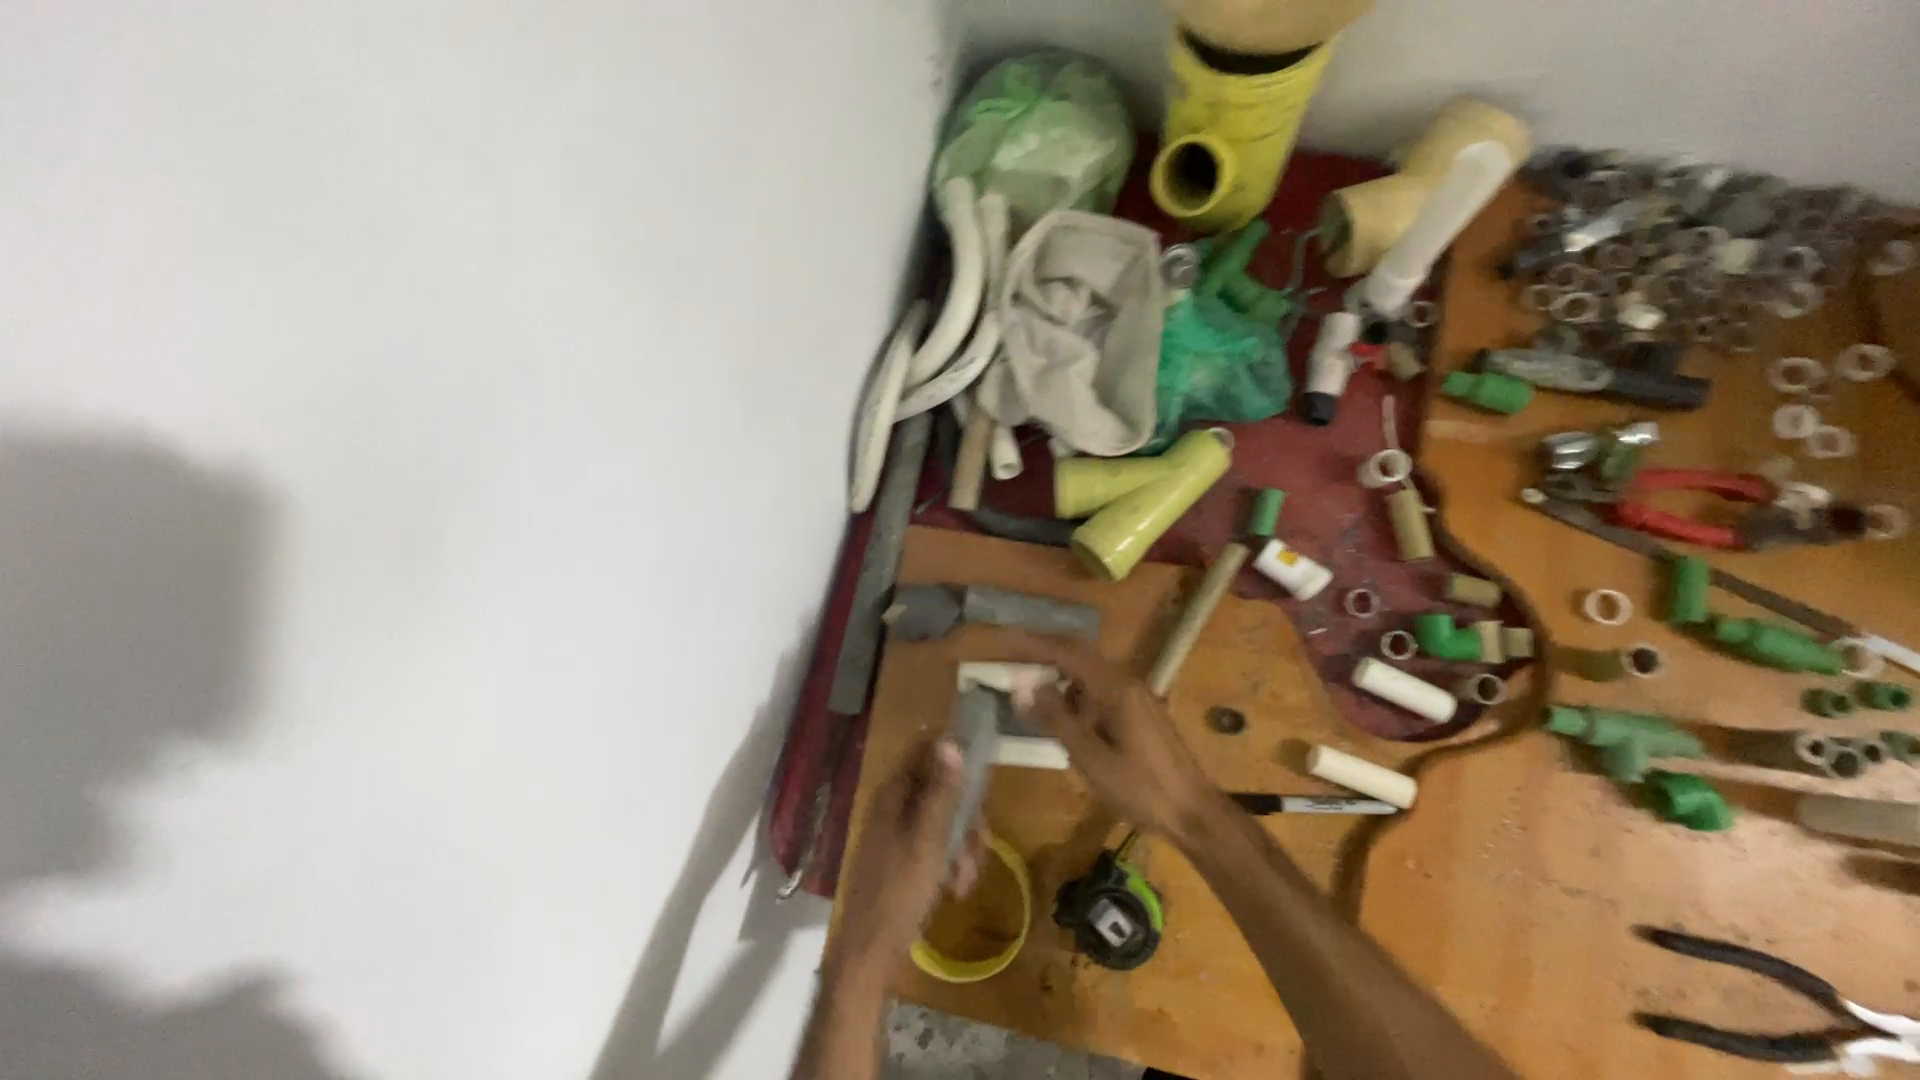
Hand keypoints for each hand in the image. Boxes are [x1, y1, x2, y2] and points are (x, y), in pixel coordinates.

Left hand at [833, 739, 985, 970]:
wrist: (871, 950)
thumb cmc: (900, 891)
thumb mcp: (929, 839)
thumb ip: (941, 791)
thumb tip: (950, 741)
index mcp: (893, 794)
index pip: (924, 749)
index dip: (954, 753)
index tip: (982, 775)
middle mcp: (894, 807)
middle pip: (941, 788)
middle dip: (967, 817)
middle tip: (980, 845)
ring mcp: (897, 833)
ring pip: (944, 820)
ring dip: (963, 846)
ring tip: (966, 878)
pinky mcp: (904, 859)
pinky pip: (936, 846)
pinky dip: (950, 862)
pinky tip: (957, 888)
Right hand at [995, 632, 1217, 842]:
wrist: (1194, 812)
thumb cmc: (1142, 788)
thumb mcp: (1092, 759)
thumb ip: (1058, 720)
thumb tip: (1026, 686)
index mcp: (1116, 689)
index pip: (1069, 653)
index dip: (1035, 644)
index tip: (1005, 640)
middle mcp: (1127, 683)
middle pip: (1080, 656)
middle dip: (1045, 653)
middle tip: (1012, 657)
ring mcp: (1136, 698)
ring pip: (1091, 675)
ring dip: (1060, 676)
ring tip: (1029, 690)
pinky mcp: (1139, 714)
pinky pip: (1101, 692)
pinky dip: (1076, 696)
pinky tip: (1063, 717)